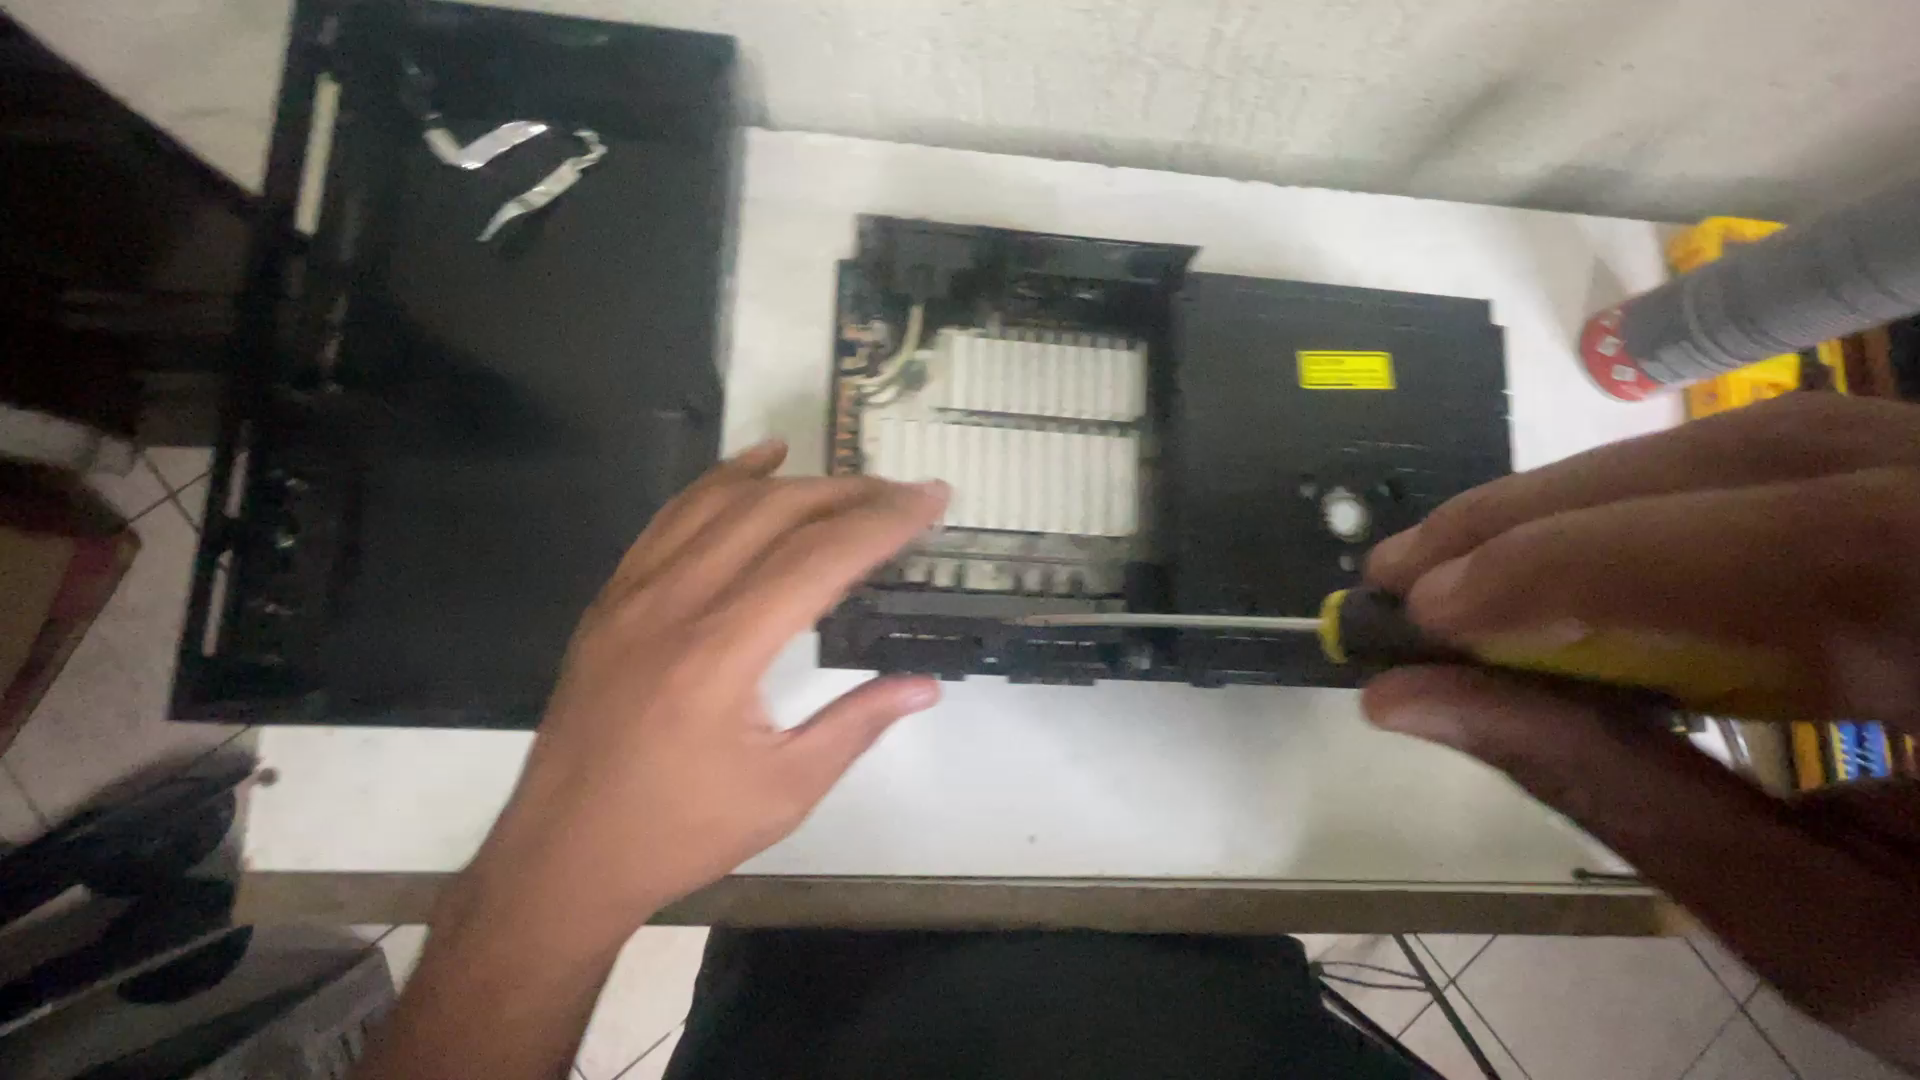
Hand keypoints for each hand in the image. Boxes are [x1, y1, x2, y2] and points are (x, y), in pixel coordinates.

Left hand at [463, 439, 948, 937]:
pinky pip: (670, 518)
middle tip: (903, 494)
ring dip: (792, 482)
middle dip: (849, 493)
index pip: (819, 559)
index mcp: (721, 652)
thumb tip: (925, 684)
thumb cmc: (679, 832)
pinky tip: (756, 465)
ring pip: (721, 503)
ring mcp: (634, 594)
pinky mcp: (612, 598)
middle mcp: (675, 604)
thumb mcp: (786, 790)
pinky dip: (720, 482)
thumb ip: (858, 724)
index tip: (931, 500)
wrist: (560, 859)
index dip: (882, 522)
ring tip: (849, 480)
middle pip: (773, 514)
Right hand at [1359, 393, 1919, 1065]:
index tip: (1432, 611)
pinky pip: (1782, 471)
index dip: (1602, 566)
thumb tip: (1406, 698)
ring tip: (1447, 561)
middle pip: (1779, 460)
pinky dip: (1636, 507)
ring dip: (1574, 501)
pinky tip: (1546, 552)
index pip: (1836, 554)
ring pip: (1768, 443)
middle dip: (1552, 516)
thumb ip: (1613, 794)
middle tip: (1404, 574)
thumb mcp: (1833, 939)